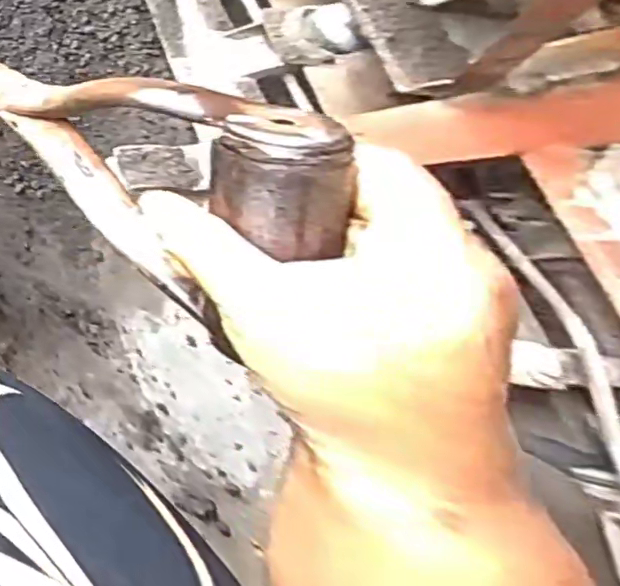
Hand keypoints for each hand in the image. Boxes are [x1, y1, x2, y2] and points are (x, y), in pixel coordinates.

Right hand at [140, 144, 520, 500]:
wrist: (396, 472)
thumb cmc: (355, 401)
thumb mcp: (255, 305)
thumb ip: (199, 243)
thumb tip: (160, 205)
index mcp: (432, 252)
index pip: (376, 158)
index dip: (311, 149)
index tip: (266, 155)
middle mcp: (459, 267)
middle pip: (369, 189)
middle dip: (302, 192)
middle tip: (260, 208)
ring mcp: (456, 294)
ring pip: (372, 226)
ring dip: (317, 227)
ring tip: (277, 250)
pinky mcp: (439, 316)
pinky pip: (380, 260)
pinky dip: (334, 257)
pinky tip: (300, 283)